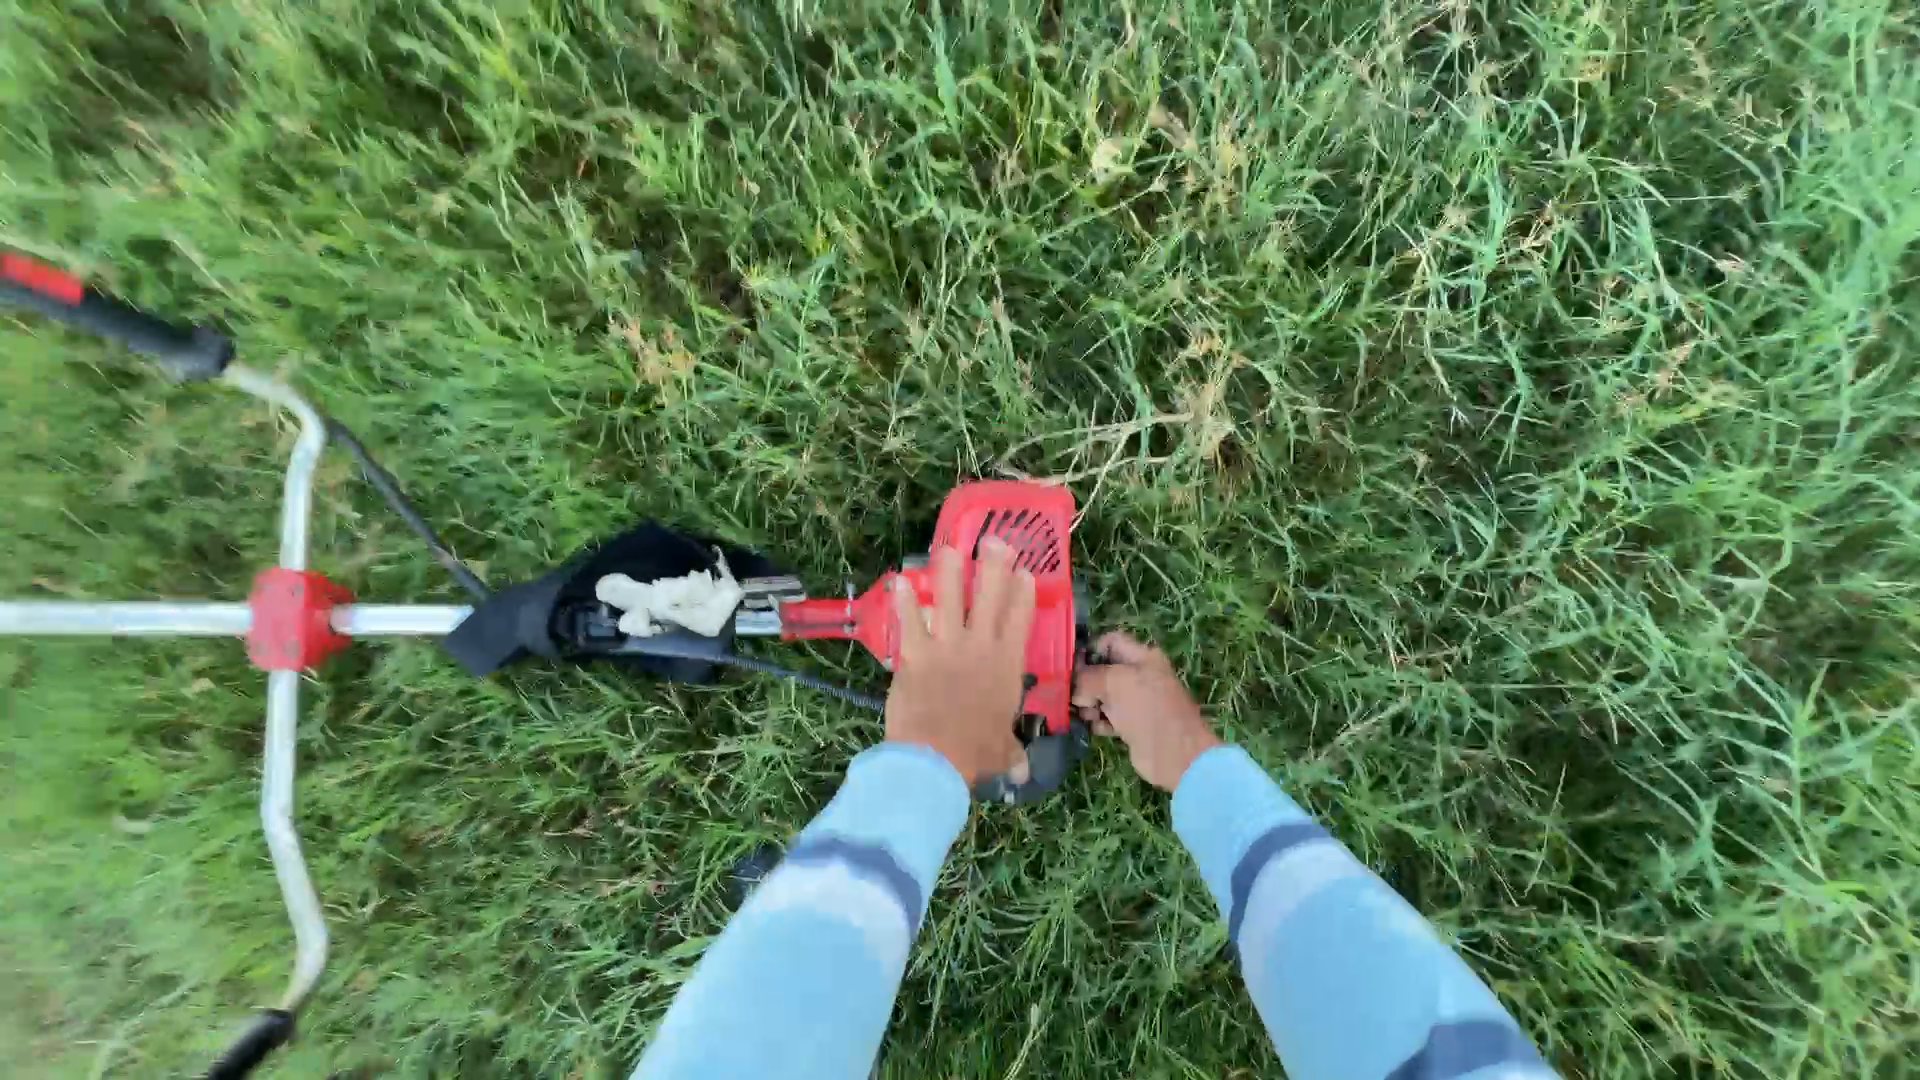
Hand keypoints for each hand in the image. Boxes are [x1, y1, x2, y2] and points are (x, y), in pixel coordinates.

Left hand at [884, 538, 1036, 784]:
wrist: (936, 756)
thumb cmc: (975, 752)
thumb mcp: (1001, 750)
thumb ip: (1010, 752)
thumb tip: (1020, 770)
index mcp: (1006, 664)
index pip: (1020, 618)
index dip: (1023, 592)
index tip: (1025, 571)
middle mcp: (980, 645)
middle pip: (990, 596)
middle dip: (993, 565)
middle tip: (994, 541)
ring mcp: (947, 645)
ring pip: (950, 598)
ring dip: (949, 570)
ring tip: (947, 548)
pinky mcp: (915, 652)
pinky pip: (909, 621)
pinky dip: (905, 601)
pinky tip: (900, 581)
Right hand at [1072, 632, 1219, 790]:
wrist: (1175, 754)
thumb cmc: (1147, 708)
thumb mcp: (1114, 683)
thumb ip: (1087, 678)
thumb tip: (1074, 690)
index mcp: (1142, 657)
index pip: (1109, 642)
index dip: (1089, 650)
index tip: (1070, 667)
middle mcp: (1139, 676)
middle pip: (1102, 670)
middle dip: (1084, 681)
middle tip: (1072, 694)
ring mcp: (1136, 701)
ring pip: (1102, 695)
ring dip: (1088, 703)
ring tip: (1084, 713)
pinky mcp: (1131, 725)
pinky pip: (1107, 717)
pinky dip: (1097, 720)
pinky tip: (1091, 726)